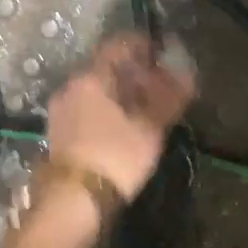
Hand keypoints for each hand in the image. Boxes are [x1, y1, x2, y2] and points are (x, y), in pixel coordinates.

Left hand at [44, 33, 196, 199]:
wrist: (72, 202)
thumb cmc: (114, 158)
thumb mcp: (148, 129)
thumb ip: (168, 99)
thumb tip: (188, 75)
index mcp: (90, 78)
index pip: (118, 47)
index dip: (144, 45)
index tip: (164, 52)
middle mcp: (70, 88)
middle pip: (106, 69)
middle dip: (135, 73)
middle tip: (162, 83)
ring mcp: (61, 112)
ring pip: (97, 91)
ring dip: (122, 94)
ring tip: (148, 107)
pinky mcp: (60, 134)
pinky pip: (88, 109)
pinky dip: (109, 110)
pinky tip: (126, 125)